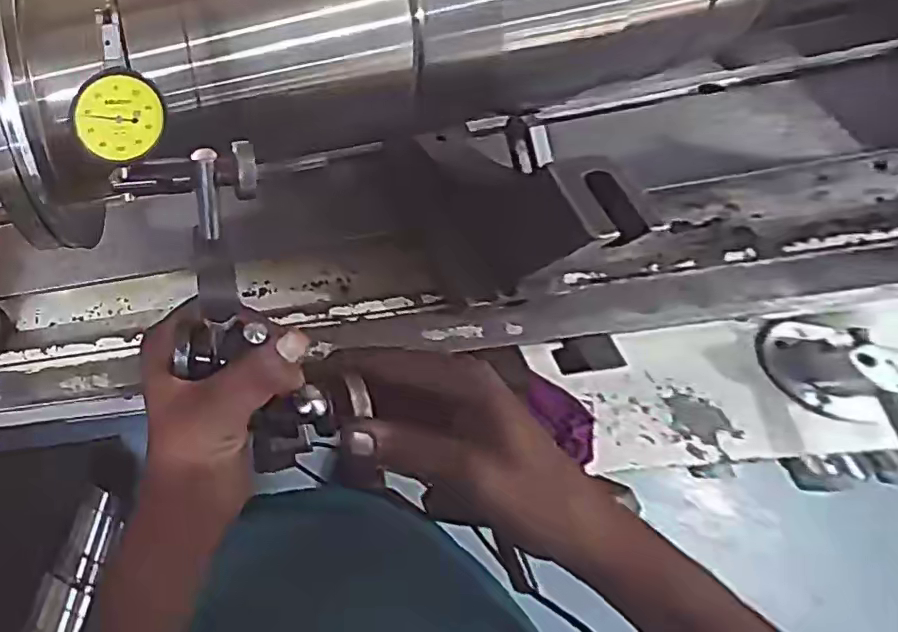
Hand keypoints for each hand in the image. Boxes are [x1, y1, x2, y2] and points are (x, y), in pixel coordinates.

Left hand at [138, 301, 310, 503]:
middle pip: (234, 329)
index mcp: (168, 344)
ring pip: (251, 353)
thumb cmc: (192, 450)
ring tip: (293, 382)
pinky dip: (279, 382)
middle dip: (265, 342)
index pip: (209, 309)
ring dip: (276, 364)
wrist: (195, 508)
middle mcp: (187, 353)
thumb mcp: (221, 404)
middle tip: (289, 360)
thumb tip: (296, 340)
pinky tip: (295, 393)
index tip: (271, 333)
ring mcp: (211, 377)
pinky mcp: (234, 400)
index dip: (240, 315)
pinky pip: (261, 378)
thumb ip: (258, 371)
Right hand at [334, 348, 630, 565]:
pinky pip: (404, 425)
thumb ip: (407, 446)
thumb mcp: (470, 472)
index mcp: (460, 376)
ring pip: (391, 403)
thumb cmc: (540, 498)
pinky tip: (367, 457)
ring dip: (364, 420)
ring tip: (334, 438)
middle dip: (351, 396)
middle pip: (385, 379)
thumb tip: (350, 431)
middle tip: (316, 417)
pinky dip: (383, 437)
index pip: (386, 359)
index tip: (309, 381)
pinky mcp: (452, 431)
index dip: (345, 368)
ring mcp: (452, 406)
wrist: (588, 538)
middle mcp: (453, 382)